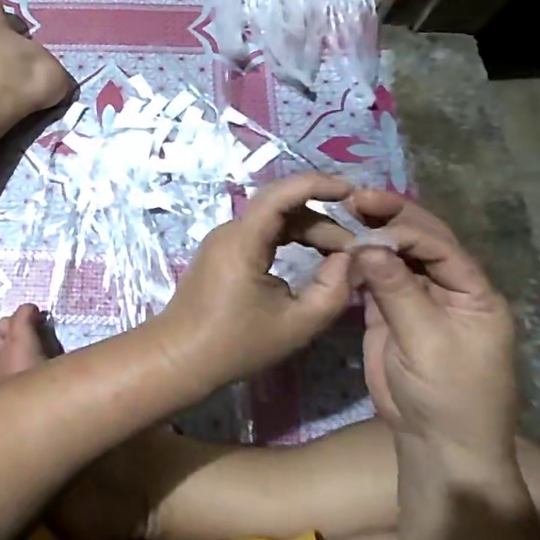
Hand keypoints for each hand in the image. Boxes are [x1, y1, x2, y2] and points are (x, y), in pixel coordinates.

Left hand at [155, 173, 355, 382]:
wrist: (181, 355)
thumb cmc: (235, 343)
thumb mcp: (297, 323)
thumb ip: (333, 288)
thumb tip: (353, 258)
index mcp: (241, 241)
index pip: (279, 195)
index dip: (316, 184)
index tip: (353, 190)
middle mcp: (229, 232)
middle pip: (280, 208)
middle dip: (323, 220)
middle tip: (359, 246)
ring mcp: (222, 241)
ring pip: (272, 221)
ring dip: (309, 231)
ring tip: (343, 254)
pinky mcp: (222, 253)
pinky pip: (261, 234)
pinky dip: (291, 240)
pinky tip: (315, 257)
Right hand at [348, 190, 519, 468]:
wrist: (436, 441)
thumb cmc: (449, 394)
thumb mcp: (428, 342)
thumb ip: (398, 292)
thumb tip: (366, 246)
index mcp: (475, 295)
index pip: (442, 248)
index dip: (407, 230)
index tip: (368, 222)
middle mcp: (449, 290)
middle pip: (422, 244)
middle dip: (391, 219)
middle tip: (354, 198)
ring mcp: (418, 301)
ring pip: (396, 257)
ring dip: (372, 236)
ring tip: (343, 213)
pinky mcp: (390, 314)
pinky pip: (376, 278)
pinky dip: (359, 261)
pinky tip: (339, 246)